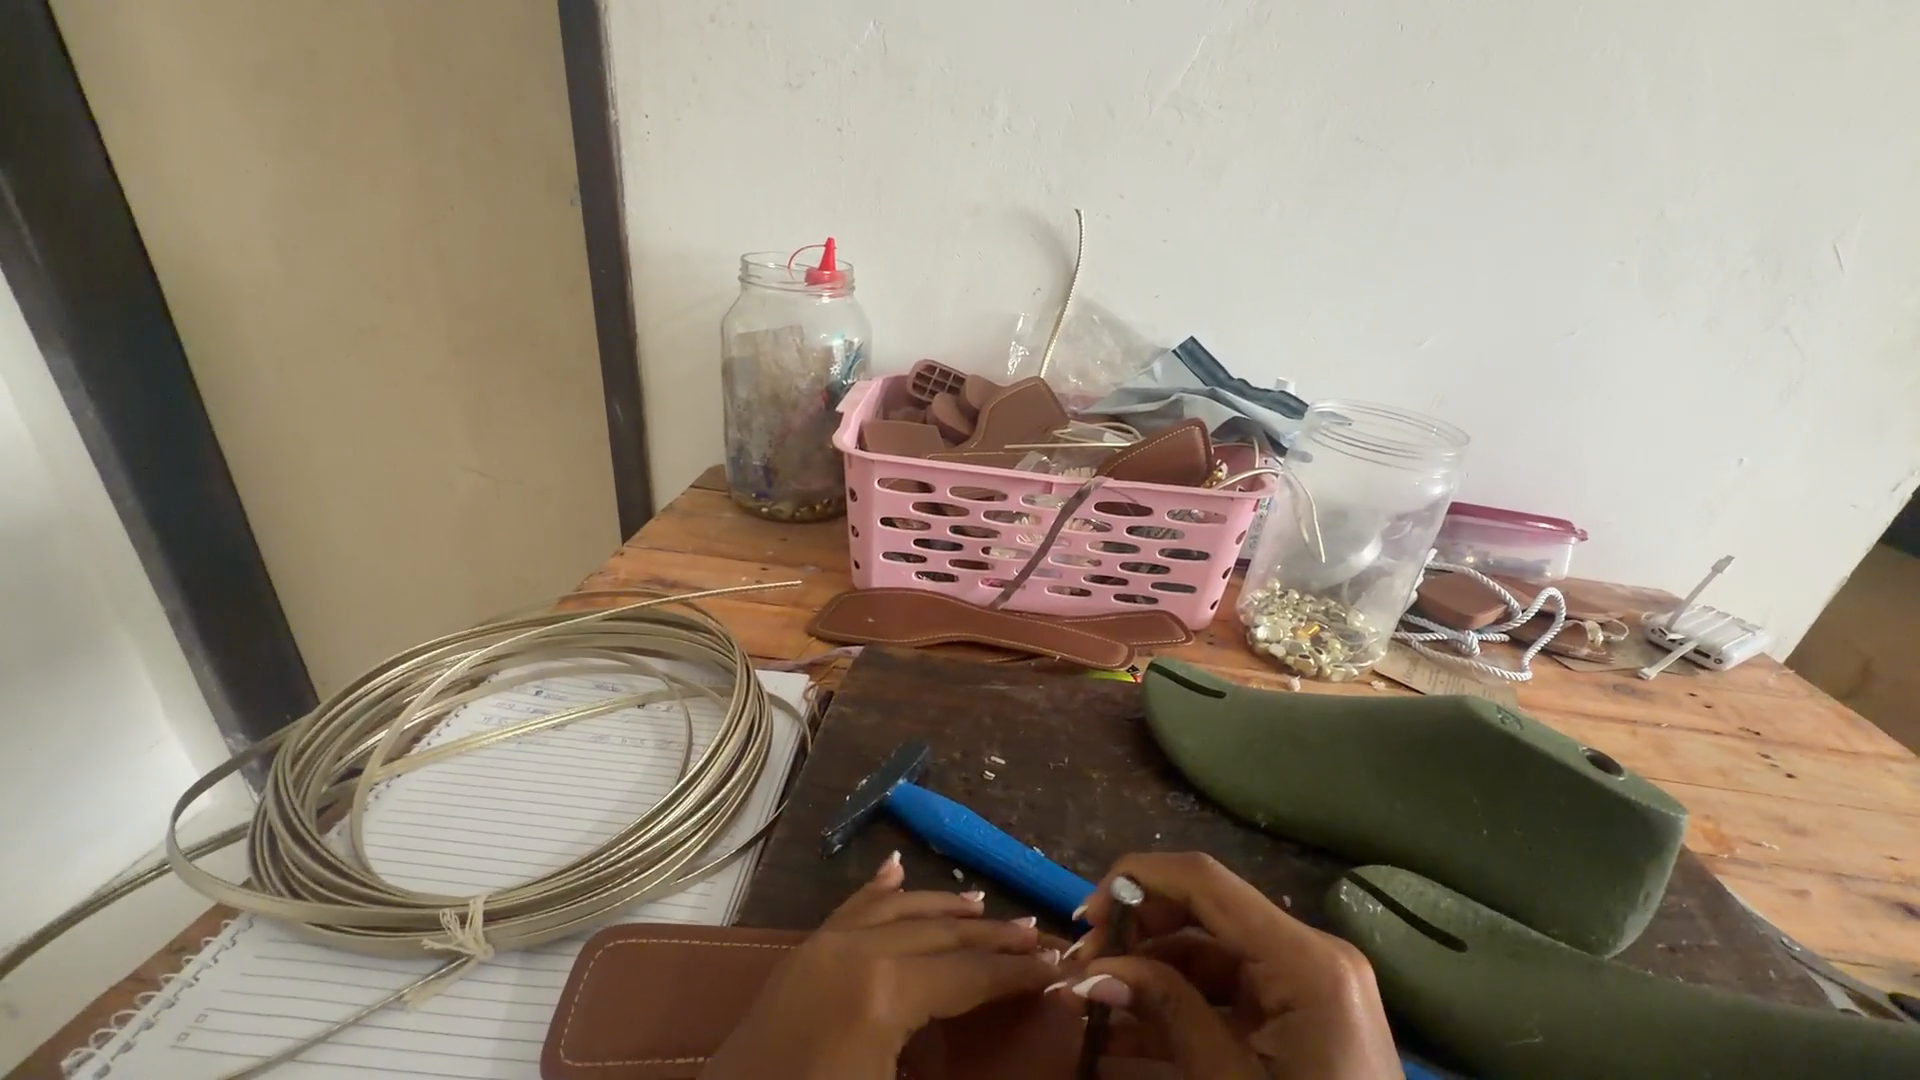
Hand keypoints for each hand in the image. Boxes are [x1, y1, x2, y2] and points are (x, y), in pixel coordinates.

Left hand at [702, 852, 1060, 1079]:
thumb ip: (952, 1060)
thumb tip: (999, 1035)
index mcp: (886, 991)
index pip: (970, 972)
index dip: (1016, 974)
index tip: (1057, 967)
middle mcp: (858, 950)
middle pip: (942, 935)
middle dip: (992, 936)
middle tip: (1037, 936)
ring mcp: (825, 945)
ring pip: (900, 910)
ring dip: (945, 906)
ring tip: (985, 905)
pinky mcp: (802, 953)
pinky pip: (851, 907)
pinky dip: (881, 889)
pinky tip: (897, 870)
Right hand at [1054, 852, 1399, 1079]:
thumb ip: (1167, 1013)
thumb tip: (1093, 969)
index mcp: (1305, 961)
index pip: (1205, 881)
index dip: (1136, 882)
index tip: (1085, 917)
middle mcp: (1309, 953)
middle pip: (1204, 909)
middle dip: (1137, 930)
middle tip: (1083, 964)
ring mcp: (1306, 984)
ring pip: (1208, 950)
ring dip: (1148, 969)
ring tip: (1092, 1001)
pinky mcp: (1298, 1013)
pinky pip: (1226, 989)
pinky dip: (1177, 1001)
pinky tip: (1126, 1030)